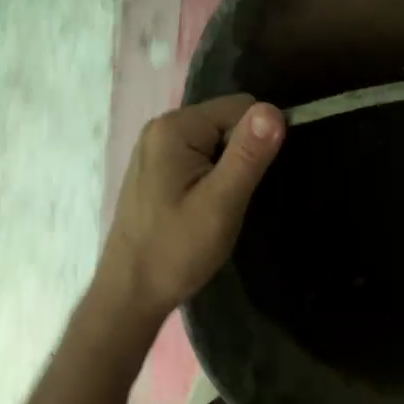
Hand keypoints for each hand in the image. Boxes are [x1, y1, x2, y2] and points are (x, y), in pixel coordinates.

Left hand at [99, 95, 284, 320]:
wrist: (130, 295)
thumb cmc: (176, 251)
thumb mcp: (221, 204)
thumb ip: (247, 155)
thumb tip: (274, 110)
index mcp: (175, 128)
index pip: (241, 108)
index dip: (258, 141)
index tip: (249, 182)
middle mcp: (161, 127)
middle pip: (228, 120)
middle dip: (243, 154)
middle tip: (233, 197)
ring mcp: (156, 147)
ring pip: (217, 139)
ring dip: (229, 167)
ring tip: (219, 205)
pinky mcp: (158, 167)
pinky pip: (201, 154)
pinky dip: (213, 175)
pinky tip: (205, 206)